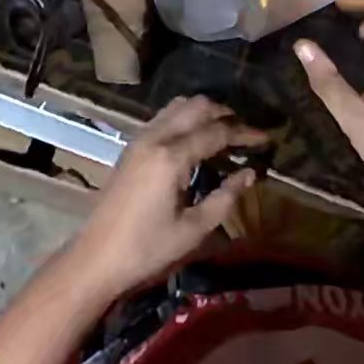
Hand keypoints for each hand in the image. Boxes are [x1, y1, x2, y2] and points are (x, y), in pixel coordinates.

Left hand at [61, 97, 266, 300]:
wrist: (96, 257)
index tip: (267, 138)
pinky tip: (197, 139)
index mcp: (172, 157)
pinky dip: (186, 118)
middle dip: (226, 114)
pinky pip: (164, 116)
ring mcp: (140, 137)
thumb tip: (250, 173)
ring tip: (226, 132)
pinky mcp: (132, 145)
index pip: (217, 131)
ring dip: (204, 112)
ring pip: (178, 106)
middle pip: (197, 106)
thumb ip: (225, 197)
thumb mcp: (193, 230)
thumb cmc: (147, 249)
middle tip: (247, 133)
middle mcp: (156, 137)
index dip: (245, 133)